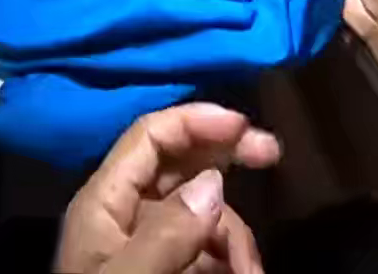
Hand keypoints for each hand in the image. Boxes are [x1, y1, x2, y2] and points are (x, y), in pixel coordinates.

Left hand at [56, 103, 280, 273]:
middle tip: (272, 152)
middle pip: (181, 163)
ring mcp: (146, 248)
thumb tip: (214, 183)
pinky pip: (204, 253)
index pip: (152, 135)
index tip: (244, 125)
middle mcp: (125, 214)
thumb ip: (167, 234)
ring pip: (201, 213)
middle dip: (227, 157)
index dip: (197, 119)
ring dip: (234, 235)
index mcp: (105, 202)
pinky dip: (228, 261)